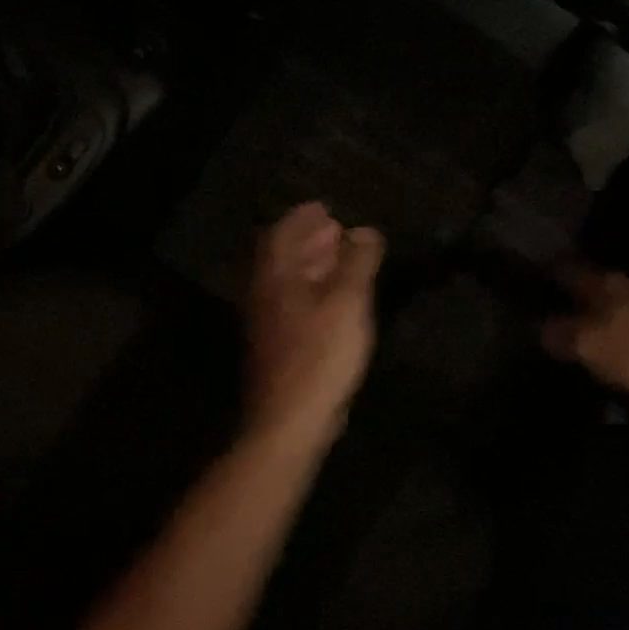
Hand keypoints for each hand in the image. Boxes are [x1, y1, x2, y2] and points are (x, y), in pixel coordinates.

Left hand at [243, 203, 386, 438]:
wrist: (288, 422)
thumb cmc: (319, 355)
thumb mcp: (347, 302)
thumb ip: (357, 262)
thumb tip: (364, 230)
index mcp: (275, 277)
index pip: (281, 233)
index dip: (302, 217)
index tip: (324, 207)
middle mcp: (264, 294)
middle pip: (283, 256)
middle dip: (309, 239)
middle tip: (337, 229)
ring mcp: (267, 324)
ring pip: (288, 282)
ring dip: (313, 266)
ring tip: (343, 260)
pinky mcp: (277, 348)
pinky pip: (294, 305)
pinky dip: (313, 291)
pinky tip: (336, 302)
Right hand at [542, 270, 628, 402]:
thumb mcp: (588, 347)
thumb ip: (559, 334)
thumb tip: (537, 326)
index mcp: (603, 283)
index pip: (567, 269)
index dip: (549, 272)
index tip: (534, 276)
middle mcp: (627, 282)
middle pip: (594, 281)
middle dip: (577, 291)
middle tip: (558, 303)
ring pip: (618, 297)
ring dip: (603, 306)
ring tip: (589, 322)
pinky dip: (624, 320)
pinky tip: (621, 336)